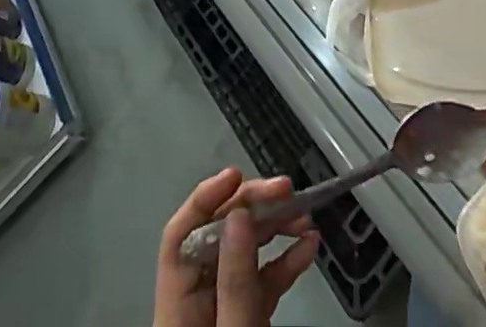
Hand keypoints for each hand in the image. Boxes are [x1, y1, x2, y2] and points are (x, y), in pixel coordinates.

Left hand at [153, 168, 319, 326]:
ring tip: (303, 213)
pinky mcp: (249, 318)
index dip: (206, 198)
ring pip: (245, 252)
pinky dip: (286, 261)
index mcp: (175, 300)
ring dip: (275, 228)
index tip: (235, 174)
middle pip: (217, 235)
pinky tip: (309, 246)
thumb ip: (236, 280)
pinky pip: (264, 281)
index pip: (182, 234)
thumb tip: (239, 215)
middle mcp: (197, 295)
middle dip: (252, 206)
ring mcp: (224, 307)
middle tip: (286, 188)